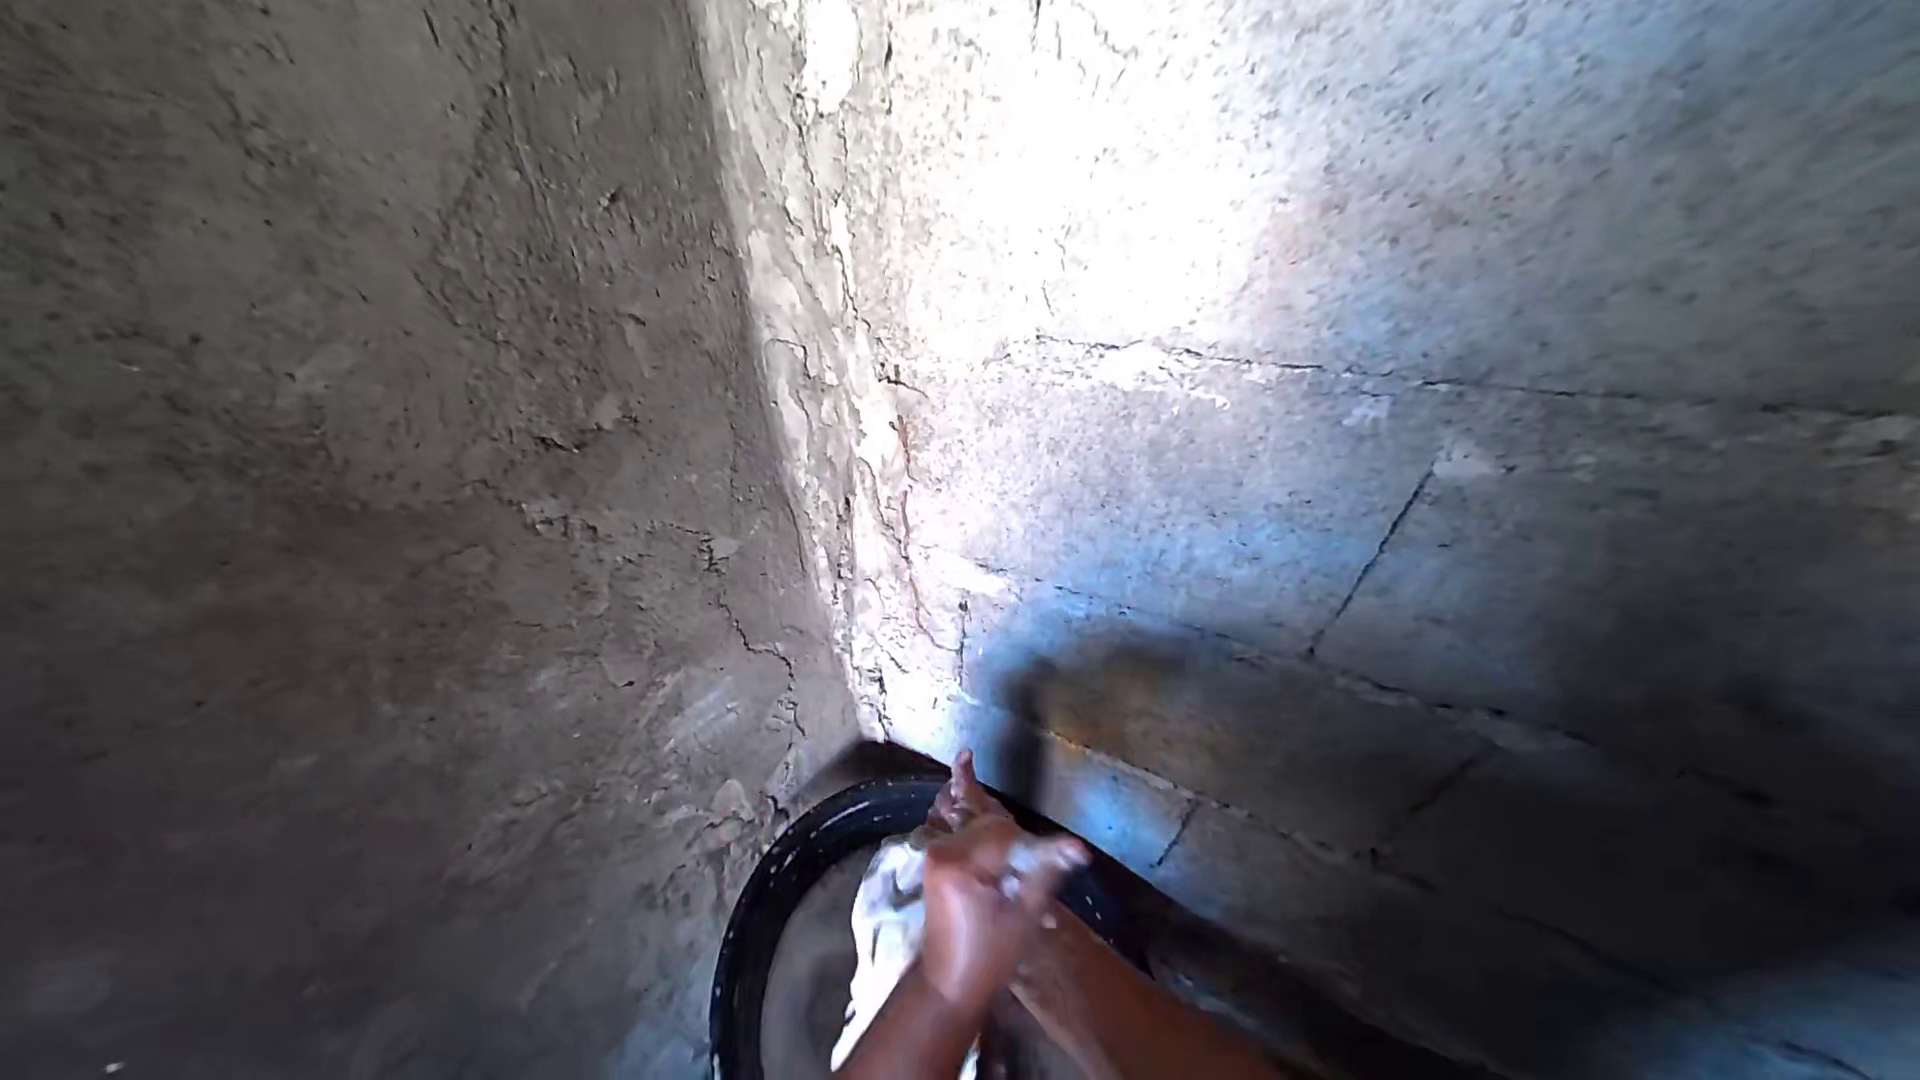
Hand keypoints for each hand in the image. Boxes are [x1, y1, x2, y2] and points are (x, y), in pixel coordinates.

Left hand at [916, 751, 1087, 1009]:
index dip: (1037, 838)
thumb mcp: (1023, 918)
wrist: (947, 983)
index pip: (1005, 833)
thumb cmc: (989, 956)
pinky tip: (958, 776)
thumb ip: (1045, 873)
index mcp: (962, 864)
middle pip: (985, 820)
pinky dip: (963, 808)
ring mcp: (934, 853)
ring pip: (966, 817)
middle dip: (1008, 820)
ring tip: (965, 757)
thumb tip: (1079, 848)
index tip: (1057, 827)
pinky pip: (954, 825)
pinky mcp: (934, 858)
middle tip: (1004, 787)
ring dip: (978, 801)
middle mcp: (942, 851)